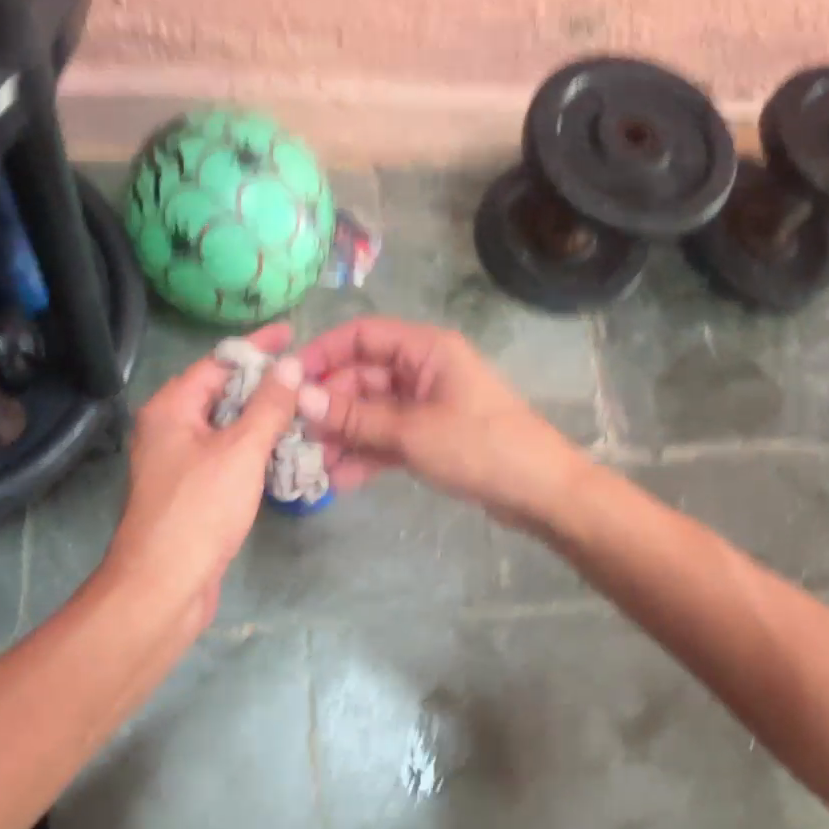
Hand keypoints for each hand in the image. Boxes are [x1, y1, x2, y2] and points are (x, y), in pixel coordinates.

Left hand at [102, 323, 305, 622]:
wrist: (163, 585)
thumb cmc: (198, 510)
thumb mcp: (241, 451)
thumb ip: (269, 406)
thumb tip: (291, 365)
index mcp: (171, 408)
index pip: (218, 362)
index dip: (256, 346)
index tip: (292, 332)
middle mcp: (169, 428)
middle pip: (221, 392)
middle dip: (263, 383)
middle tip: (307, 374)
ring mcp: (179, 462)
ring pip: (226, 427)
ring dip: (262, 418)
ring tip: (305, 407)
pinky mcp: (191, 492)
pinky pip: (227, 456)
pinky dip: (254, 449)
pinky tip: (285, 450)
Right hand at [296, 317, 587, 525]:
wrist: (540, 493)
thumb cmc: (480, 448)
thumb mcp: (412, 432)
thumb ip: (354, 417)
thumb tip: (300, 398)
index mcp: (425, 349)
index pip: (362, 335)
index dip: (322, 353)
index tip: (287, 382)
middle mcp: (423, 370)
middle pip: (361, 376)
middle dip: (328, 406)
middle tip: (294, 436)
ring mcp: (426, 405)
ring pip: (370, 411)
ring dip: (343, 435)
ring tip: (314, 466)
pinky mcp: (430, 436)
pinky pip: (386, 437)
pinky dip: (365, 454)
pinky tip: (340, 480)